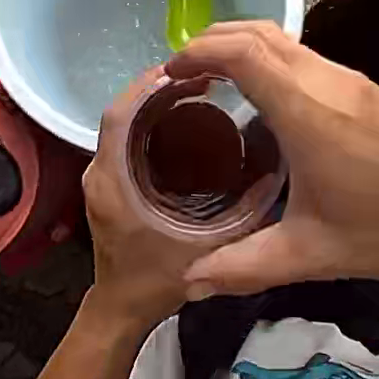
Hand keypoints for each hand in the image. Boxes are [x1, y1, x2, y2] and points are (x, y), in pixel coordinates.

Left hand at [81, 67, 225, 328]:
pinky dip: (152, 124)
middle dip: (158, 89)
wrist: (123, 311)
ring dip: (155, 104)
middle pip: (122, 114)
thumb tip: (277, 174)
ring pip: (124, 126)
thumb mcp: (210, 248)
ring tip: (197, 91)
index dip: (146, 86)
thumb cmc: (156, 281)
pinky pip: (127, 140)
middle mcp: (100, 172)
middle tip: (201, 76)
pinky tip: (184, 123)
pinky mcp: (111, 184)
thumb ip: (244, 216)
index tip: (183, 67)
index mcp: (112, 180)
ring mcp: (103, 178)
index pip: (118, 116)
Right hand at [167, 21, 378, 296]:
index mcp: (309, 112)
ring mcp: (352, 80)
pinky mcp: (367, 87)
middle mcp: (329, 81)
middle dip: (215, 40)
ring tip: (215, 77)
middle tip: (184, 70)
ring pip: (286, 39)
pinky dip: (272, 57)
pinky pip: (306, 55)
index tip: (172, 71)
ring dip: (245, 45)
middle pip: (261, 33)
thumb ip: (245, 266)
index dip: (201, 50)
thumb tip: (187, 282)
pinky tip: (266, 94)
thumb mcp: (313, 253)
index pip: (245, 53)